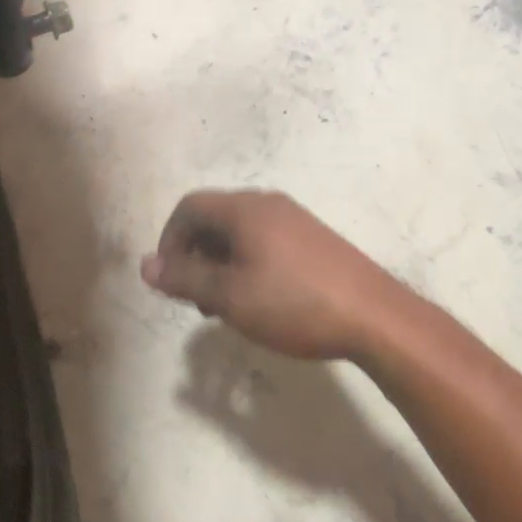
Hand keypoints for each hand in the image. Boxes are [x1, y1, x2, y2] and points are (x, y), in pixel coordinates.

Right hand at [141, 189, 407, 360]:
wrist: (376, 317)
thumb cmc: (294, 303)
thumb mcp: (229, 297)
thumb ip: (184, 279)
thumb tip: (146, 265)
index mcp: (244, 209)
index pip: (188, 207)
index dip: (169, 241)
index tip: (170, 281)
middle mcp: (267, 203)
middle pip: (213, 217)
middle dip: (194, 255)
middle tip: (197, 300)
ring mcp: (295, 220)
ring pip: (240, 232)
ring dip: (220, 263)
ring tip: (226, 306)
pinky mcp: (314, 240)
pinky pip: (264, 241)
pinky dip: (247, 264)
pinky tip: (260, 300)